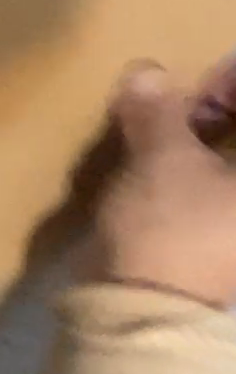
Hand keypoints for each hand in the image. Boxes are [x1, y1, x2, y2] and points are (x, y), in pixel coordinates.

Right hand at [95, 60, 235, 306]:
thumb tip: (146, 71)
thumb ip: (158, 114)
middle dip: (227, 108)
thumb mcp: (160, 164)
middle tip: (185, 103)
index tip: (197, 82)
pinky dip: (208, 164)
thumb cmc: (172, 228)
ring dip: (216, 135)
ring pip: (235, 157)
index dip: (235, 82)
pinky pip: (225, 184)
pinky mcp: (231, 229)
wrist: (148, 302)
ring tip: (174, 131)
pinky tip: (176, 162)